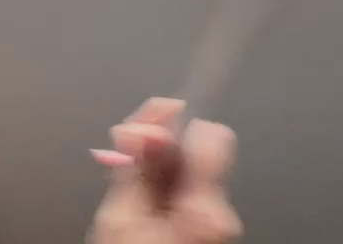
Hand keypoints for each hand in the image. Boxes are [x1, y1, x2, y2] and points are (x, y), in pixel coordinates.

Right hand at [90, 99, 240, 243]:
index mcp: (208, 208)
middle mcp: (220, 211)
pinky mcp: (206, 224)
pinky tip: (137, 184)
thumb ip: (138, 165)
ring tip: (123, 166)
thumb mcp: (122, 215)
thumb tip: (149, 124)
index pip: (208, 135)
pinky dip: (156, 175)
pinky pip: (182, 182)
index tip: (147, 117)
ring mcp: (215, 219)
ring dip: (151, 157)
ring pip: (183, 163)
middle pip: (191, 145)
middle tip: (124, 145)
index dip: (171, 121)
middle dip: (154, 138)